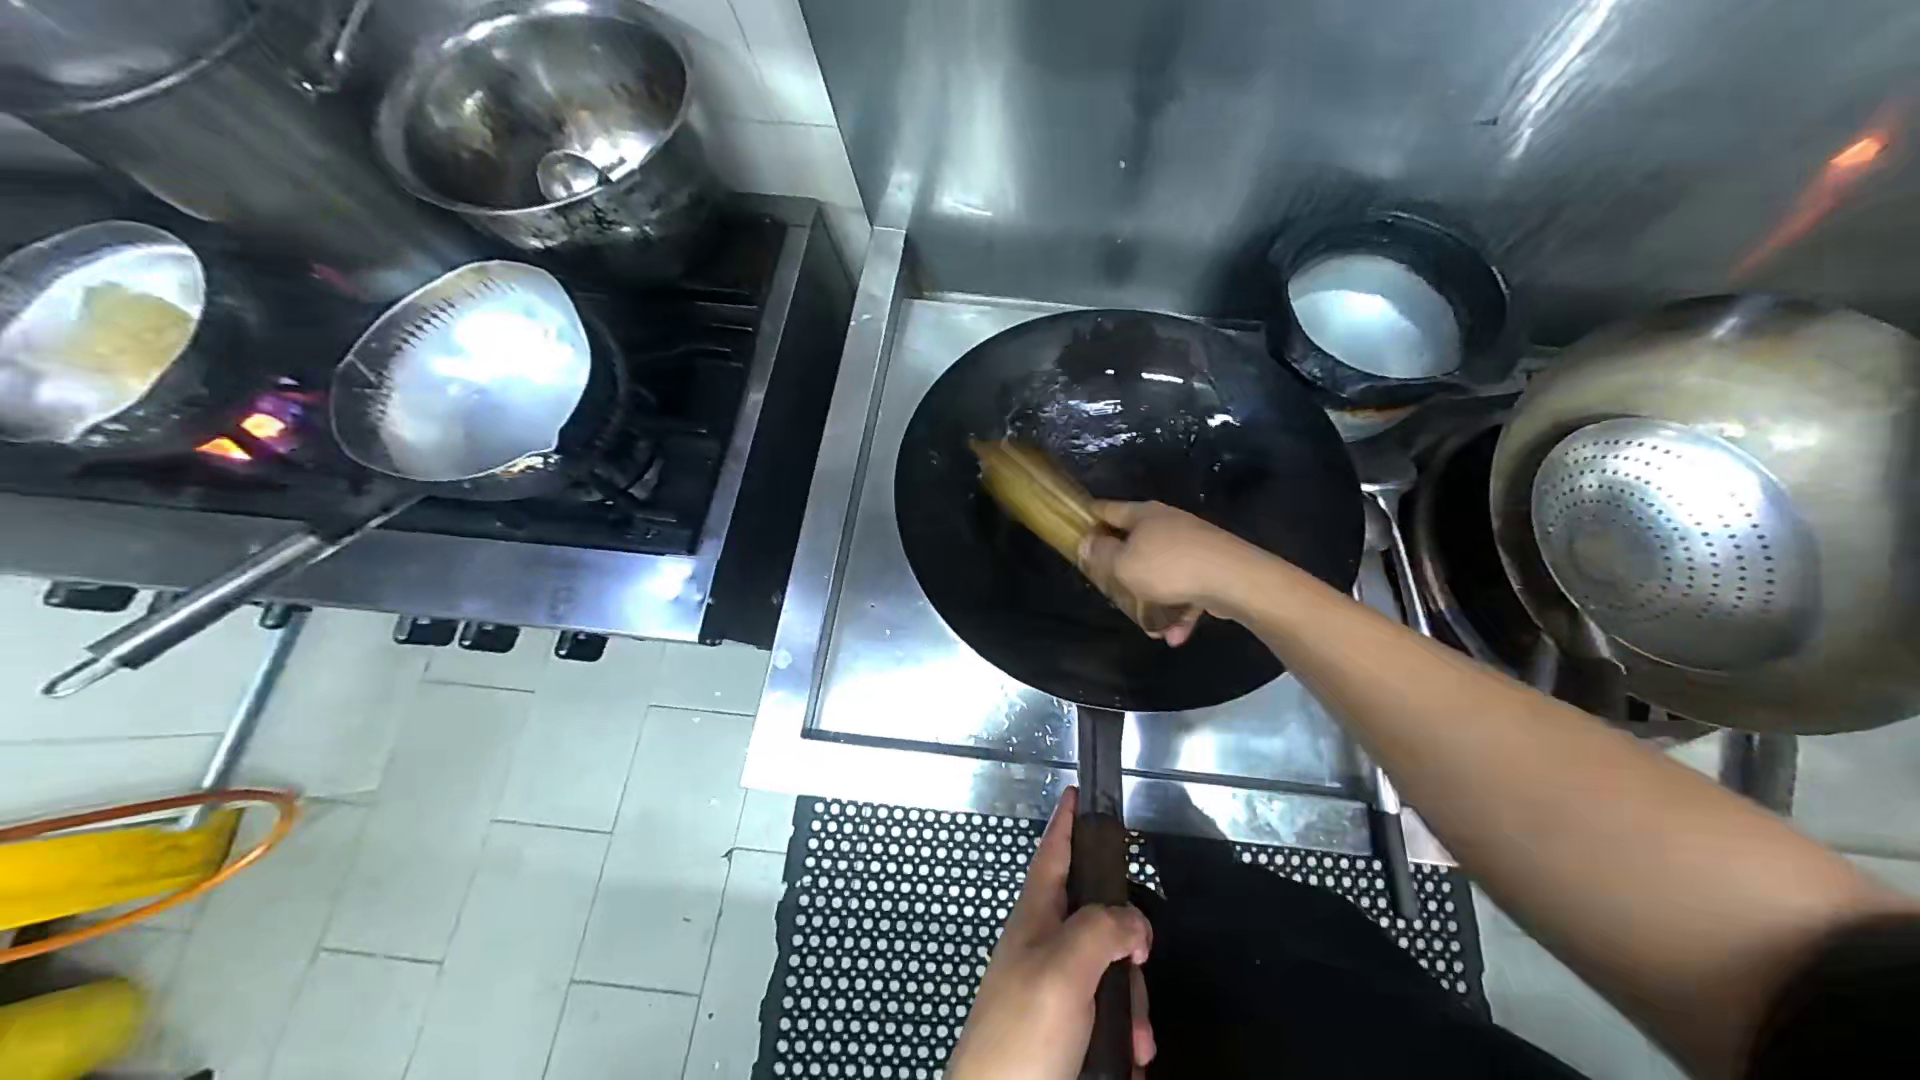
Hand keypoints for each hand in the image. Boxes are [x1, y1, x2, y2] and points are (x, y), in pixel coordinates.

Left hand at [946, 787, 1154, 1079]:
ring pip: (1109, 970)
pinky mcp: (1063, 1024)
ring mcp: (1053, 984)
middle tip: (1142, 969)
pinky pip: (1106, 1012)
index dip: (1066, 821)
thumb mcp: (1064, 968)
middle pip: (1099, 917)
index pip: (1053, 852)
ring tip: (1136, 1044)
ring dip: (1131, 1003)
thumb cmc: (1023, 1030)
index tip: (1076, 792)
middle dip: (1128, 945)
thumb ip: (1102, 929)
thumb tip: (1133, 921)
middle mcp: (1044, 942)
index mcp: (1036, 915)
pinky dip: (1123, 1033)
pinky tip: (1128, 1058)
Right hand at [1079, 500, 1268, 645]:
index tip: (1075, 534)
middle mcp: (1168, 523)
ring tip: (1150, 627)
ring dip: (1152, 601)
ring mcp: (1192, 545)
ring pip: (1161, 573)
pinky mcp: (1211, 566)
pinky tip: (1174, 634)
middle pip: (1135, 543)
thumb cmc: (1168, 568)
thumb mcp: (1122, 565)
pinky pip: (1185, 589)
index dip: (1089, 520)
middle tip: (1111, 591)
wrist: (1235, 579)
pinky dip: (1178, 610)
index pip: (1107, 509)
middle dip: (1123, 571)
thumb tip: (1086, 543)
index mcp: (1143, 515)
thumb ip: (1100, 555)